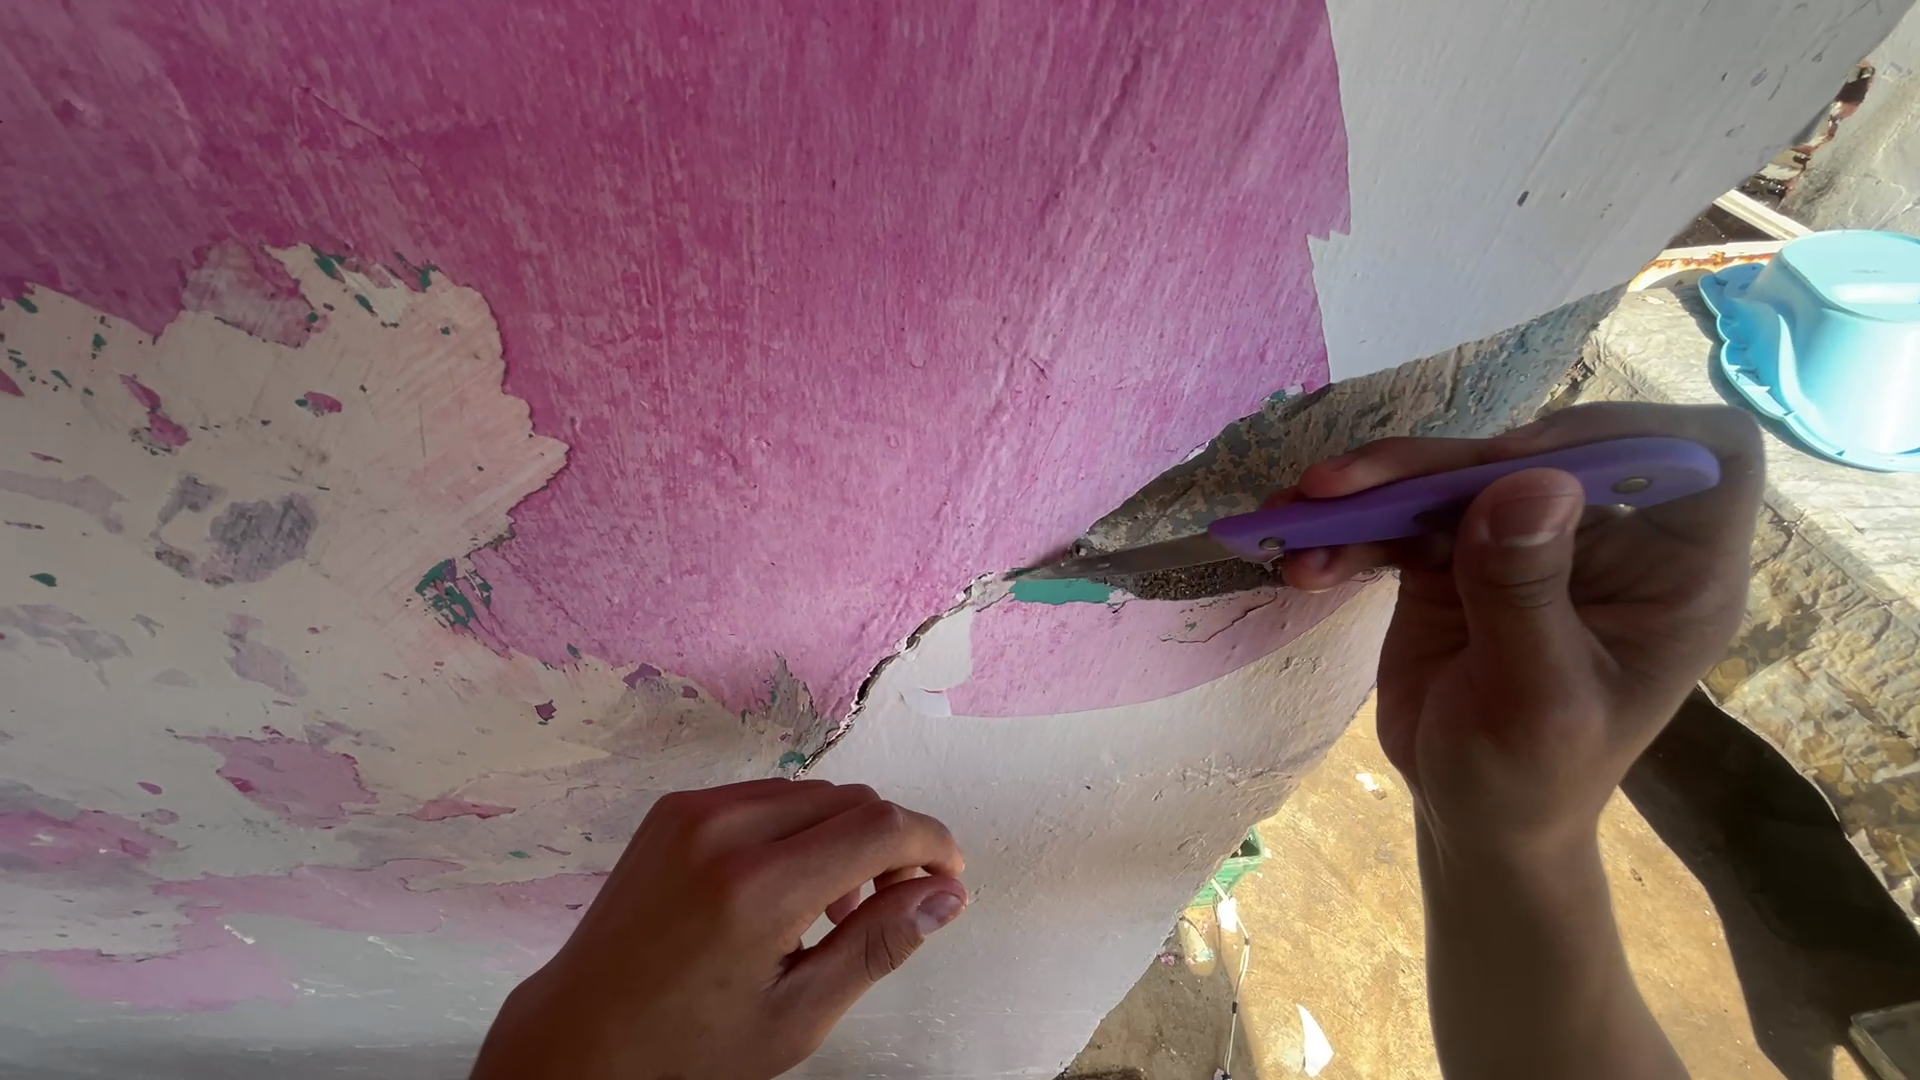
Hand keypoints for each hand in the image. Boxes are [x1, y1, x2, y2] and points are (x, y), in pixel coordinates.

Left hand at [471, 779, 967, 1079]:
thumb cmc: (687, 1051)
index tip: (948, 874)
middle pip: (854, 799)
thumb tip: (945, 894)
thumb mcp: (797, 1017)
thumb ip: (878, 945)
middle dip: (891, 842)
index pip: (880, 828)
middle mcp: (726, 829)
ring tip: (834, 901)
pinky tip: (789, 880)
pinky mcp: (679, 804)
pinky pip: (772, 794)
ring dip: (847, 832)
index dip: (930, 844)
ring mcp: (696, 808)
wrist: (576, 1039)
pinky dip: (802, 826)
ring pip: (817, 791)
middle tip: (891, 902)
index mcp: (757, 890)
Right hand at [1272, 402, 1762, 860]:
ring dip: (1361, 498)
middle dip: (1423, 465)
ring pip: (1443, 483)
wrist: (1467, 807)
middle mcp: (1595, 542)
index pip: (1698, 453)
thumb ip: (1527, 592)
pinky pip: (1392, 526)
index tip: (1513, 461)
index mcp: (1668, 572)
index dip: (1612, 434)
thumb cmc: (1531, 774)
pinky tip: (1301, 566)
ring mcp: (1511, 547)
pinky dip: (1343, 539)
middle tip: (1334, 487)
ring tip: (1291, 520)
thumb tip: (1524, 482)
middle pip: (1522, 457)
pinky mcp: (1444, 561)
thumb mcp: (1535, 697)